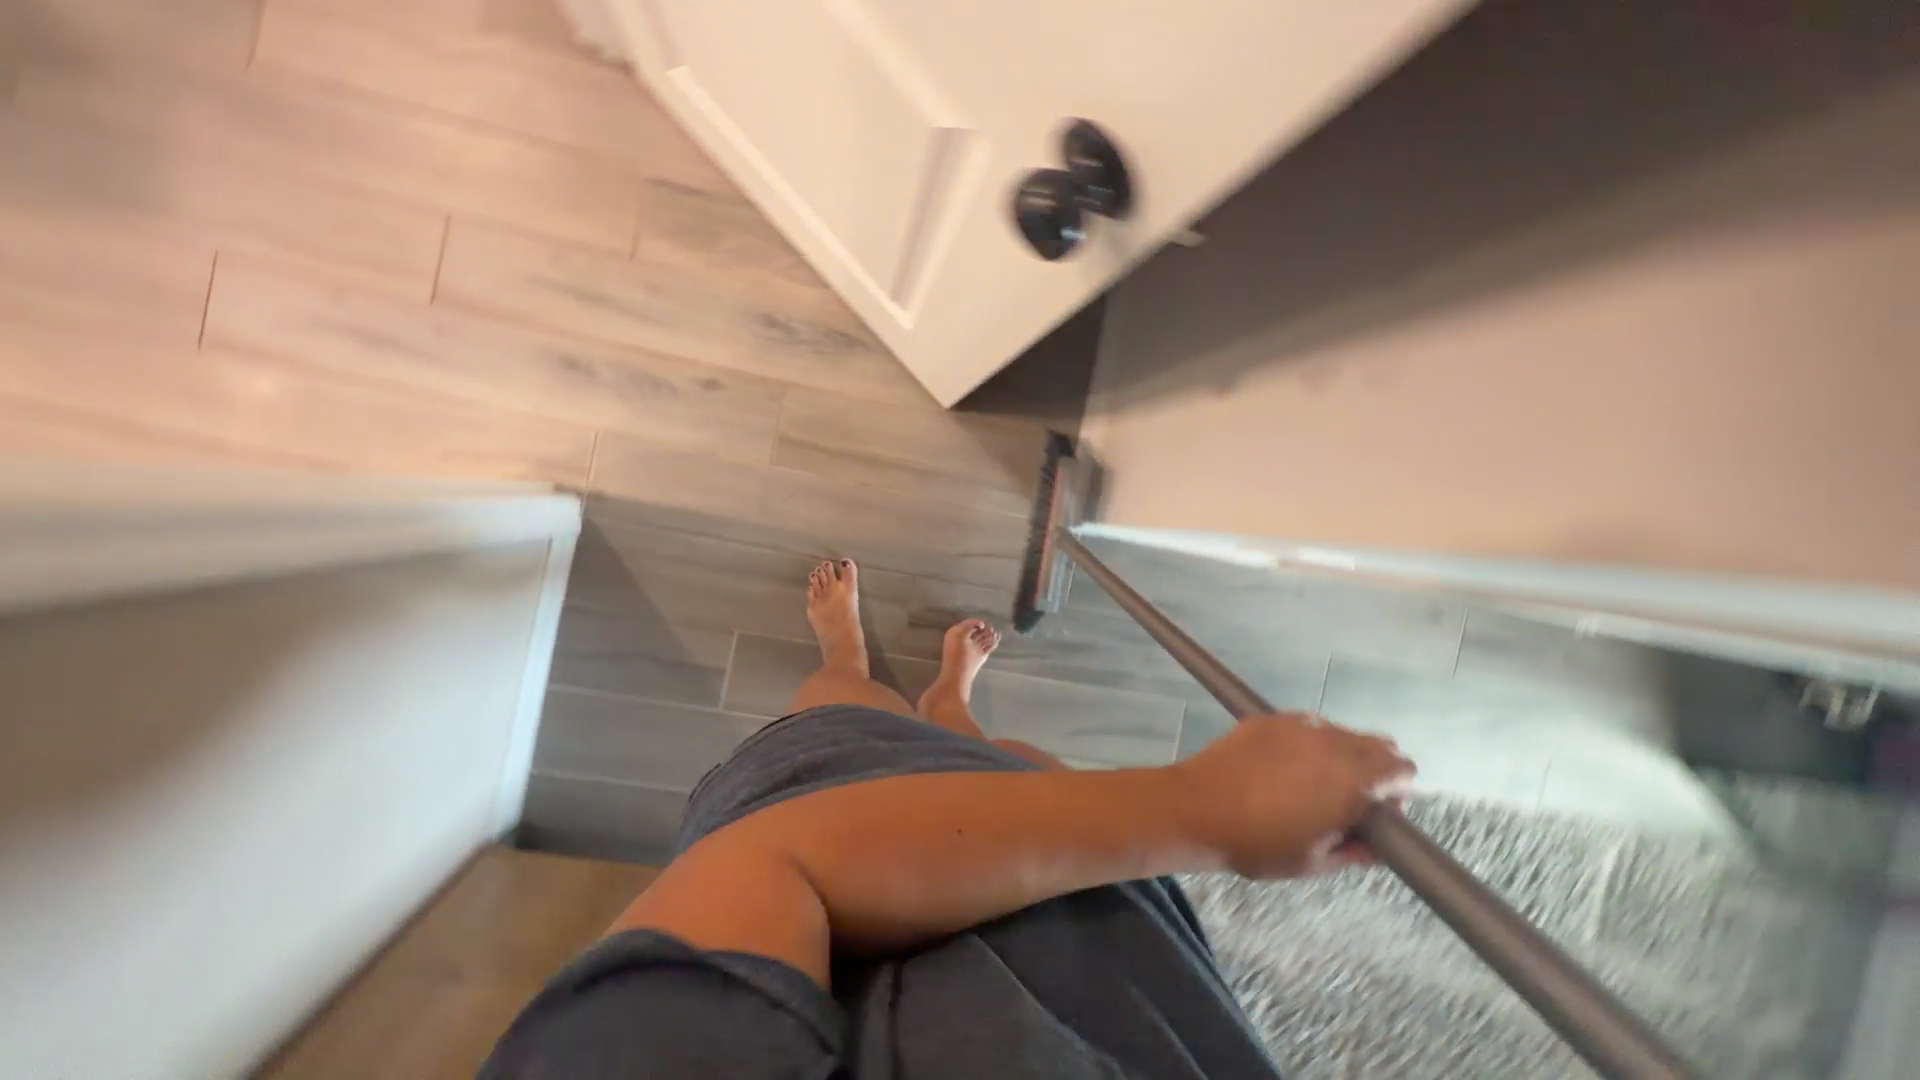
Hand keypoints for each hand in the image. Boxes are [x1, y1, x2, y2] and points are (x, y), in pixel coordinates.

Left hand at [1171, 713, 1414, 878]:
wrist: (1197, 808)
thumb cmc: (1258, 843)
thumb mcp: (1317, 862)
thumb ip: (1360, 850)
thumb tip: (1380, 840)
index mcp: (1353, 780)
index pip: (1403, 769)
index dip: (1397, 792)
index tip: (1376, 812)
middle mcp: (1333, 743)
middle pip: (1377, 744)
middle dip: (1373, 770)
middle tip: (1345, 800)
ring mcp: (1299, 725)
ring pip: (1340, 732)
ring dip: (1339, 754)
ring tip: (1307, 783)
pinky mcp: (1269, 718)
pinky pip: (1306, 725)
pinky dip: (1307, 742)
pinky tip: (1282, 766)